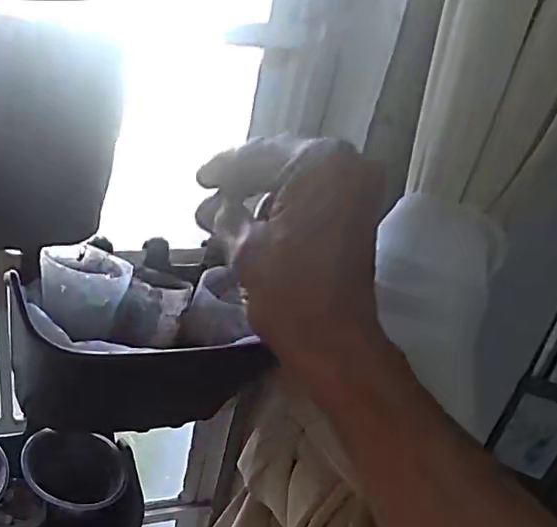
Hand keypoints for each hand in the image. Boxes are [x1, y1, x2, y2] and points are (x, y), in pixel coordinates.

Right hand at [196, 137, 397, 399]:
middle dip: (242, 180)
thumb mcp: (247, 251)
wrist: (333, 340)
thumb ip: (226, 217)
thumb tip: (211, 206)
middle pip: (282, 163)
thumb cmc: (290, 294)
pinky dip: (281, 209)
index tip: (199, 179)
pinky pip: (311, 200)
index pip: (260, 155)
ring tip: (224, 214)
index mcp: (322, 163)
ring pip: (296, 182)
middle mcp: (347, 166)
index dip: (223, 168)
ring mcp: (357, 191)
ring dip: (260, 196)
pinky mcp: (355, 217)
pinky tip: (253, 224)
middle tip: (208, 193)